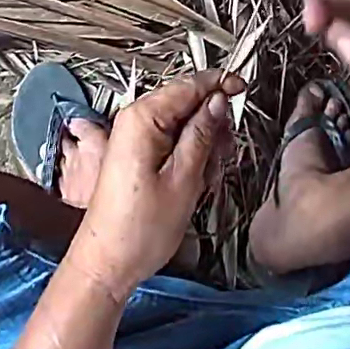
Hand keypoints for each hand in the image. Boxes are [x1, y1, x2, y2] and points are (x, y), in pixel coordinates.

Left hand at [62, 70, 243, 301]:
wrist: (106, 264)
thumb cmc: (140, 229)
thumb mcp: (183, 179)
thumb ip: (202, 134)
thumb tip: (218, 100)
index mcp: (143, 117)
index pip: (189, 84)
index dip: (219, 84)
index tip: (242, 89)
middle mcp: (135, 118)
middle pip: (186, 101)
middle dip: (211, 122)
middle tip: (224, 151)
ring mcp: (133, 133)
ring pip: (181, 120)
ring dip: (202, 142)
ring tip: (207, 174)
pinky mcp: (136, 150)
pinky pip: (170, 137)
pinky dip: (188, 152)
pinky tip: (195, 178)